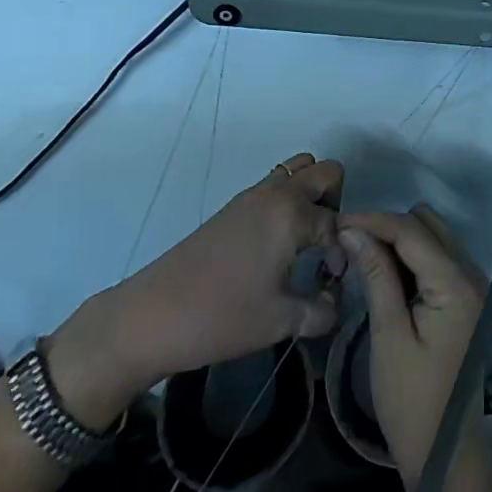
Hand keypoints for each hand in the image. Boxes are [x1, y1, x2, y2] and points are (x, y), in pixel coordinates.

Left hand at [47, 152, 346, 427]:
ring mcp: (252, 194)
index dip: (341, 256)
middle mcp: (276, 193)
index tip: (330, 284)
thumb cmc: (221, 317)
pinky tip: (279, 242)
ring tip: (304, 237)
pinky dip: (289, 200)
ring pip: (299, 169)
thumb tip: (335, 303)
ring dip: (312, 195)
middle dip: (335, 204)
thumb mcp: (281, 321)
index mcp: (291, 214)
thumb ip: (322, 311)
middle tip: (324, 244)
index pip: (336, 224)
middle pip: (325, 172)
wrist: (151, 316)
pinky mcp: (234, 205)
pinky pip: (276, 183)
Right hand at [339, 206, 491, 491]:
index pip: (412, 231)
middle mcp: (471, 274)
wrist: (444, 450)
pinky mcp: (464, 297)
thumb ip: (376, 276)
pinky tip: (384, 271)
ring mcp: (472, 285)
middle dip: (387, 227)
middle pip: (427, 225)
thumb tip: (353, 230)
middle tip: (349, 243)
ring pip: (433, 237)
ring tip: (362, 255)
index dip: (374, 221)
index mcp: (456, 284)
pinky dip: (410, 257)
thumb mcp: (388, 336)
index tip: (337, 222)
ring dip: (399, 239)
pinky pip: (437, 258)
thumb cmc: (412, 399)